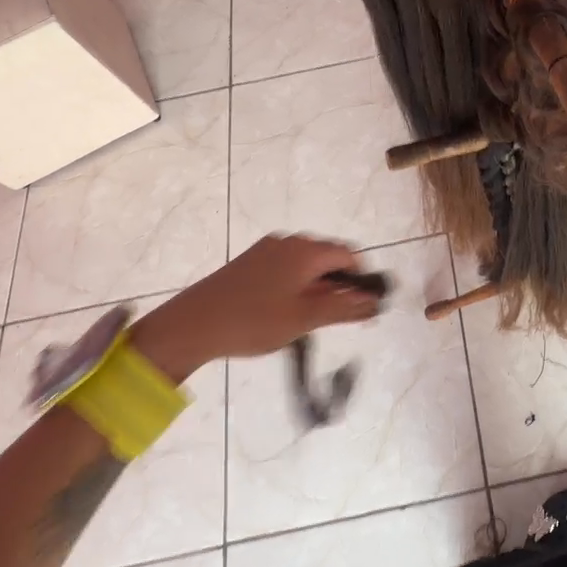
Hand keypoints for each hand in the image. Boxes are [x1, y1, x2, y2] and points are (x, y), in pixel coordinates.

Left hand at [130, 235, 383, 376]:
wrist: (192, 324)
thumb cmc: (254, 321)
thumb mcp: (305, 319)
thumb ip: (343, 308)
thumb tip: (374, 301)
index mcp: (306, 250)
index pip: (349, 255)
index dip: (360, 279)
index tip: (361, 307)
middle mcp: (289, 241)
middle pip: (327, 258)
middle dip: (337, 286)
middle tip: (333, 319)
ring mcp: (266, 250)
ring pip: (305, 264)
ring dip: (314, 288)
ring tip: (306, 321)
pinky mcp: (249, 262)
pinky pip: (285, 268)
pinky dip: (294, 286)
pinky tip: (281, 313)